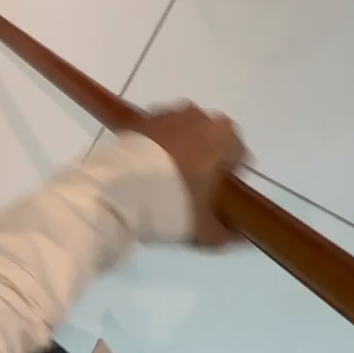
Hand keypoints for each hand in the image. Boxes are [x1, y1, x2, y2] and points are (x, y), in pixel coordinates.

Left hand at [133, 103, 246, 246]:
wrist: (116, 192)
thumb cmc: (170, 204)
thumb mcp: (202, 228)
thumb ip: (224, 232)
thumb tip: (234, 237)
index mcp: (223, 135)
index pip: (238, 155)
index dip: (228, 178)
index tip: (216, 197)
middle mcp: (197, 117)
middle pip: (208, 140)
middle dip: (203, 159)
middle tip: (190, 188)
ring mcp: (164, 115)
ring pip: (180, 134)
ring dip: (177, 151)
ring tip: (163, 181)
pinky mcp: (135, 121)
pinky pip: (153, 135)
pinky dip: (153, 149)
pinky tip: (143, 172)